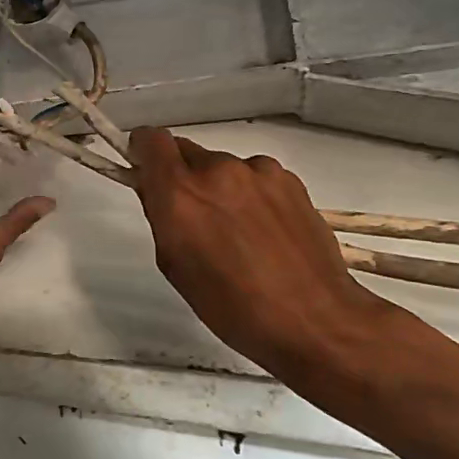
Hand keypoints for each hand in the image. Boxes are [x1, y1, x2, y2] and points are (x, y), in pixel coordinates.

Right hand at [130, 127, 379, 373]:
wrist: (315, 319)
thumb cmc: (233, 307)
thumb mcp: (176, 268)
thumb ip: (160, 217)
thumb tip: (156, 190)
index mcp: (180, 193)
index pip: (150, 140)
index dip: (144, 152)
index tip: (146, 171)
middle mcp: (216, 170)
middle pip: (186, 152)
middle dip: (182, 177)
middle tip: (195, 216)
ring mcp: (257, 171)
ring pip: (222, 166)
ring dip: (220, 187)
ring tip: (239, 232)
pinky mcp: (288, 178)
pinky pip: (255, 176)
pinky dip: (252, 194)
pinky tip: (266, 231)